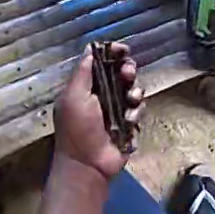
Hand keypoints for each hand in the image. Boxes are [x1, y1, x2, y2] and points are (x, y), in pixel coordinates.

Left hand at [54, 42, 142, 179]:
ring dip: (135, 92)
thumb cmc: (77, 128)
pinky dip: (136, 113)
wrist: (87, 164)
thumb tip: (89, 49)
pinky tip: (129, 120)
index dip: (114, 54)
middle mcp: (103, 96)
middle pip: (123, 73)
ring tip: (130, 100)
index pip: (103, 63)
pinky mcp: (129, 124)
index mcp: (87, 87)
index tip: (124, 50)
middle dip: (128, 70)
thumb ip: (83, 72)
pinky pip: (139, 110)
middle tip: (128, 75)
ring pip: (134, 90)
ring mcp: (117, 110)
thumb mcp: (74, 96)